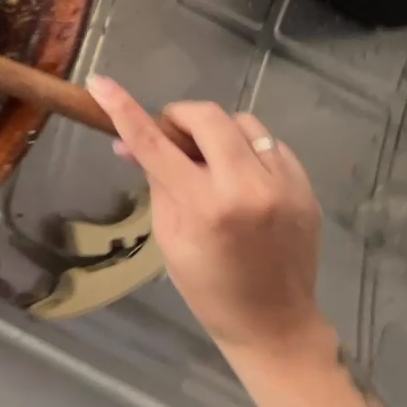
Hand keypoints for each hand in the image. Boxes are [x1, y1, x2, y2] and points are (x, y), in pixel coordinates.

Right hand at [88, 76, 328, 360]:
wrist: (275, 324)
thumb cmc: (205, 284)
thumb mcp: (167, 233)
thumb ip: (156, 180)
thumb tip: (130, 143)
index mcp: (204, 205)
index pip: (152, 142)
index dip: (122, 108)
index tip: (99, 82)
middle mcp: (247, 188)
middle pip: (206, 116)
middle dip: (179, 118)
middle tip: (170, 138)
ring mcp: (284, 186)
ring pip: (242, 122)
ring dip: (216, 131)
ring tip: (210, 159)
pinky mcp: (306, 189)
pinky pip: (270, 143)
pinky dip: (247, 148)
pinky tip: (240, 174)